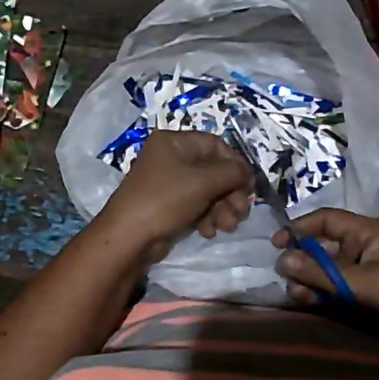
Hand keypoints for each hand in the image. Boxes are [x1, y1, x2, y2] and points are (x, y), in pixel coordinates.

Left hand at [96, 131, 253, 258]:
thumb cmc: (165, 199)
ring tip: (225, 225)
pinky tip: (208, 231)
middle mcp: (170, 158)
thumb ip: (232, 172)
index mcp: (173, 142)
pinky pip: (197, 206)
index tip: (248, 186)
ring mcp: (169, 183)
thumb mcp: (203, 181)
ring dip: (222, 208)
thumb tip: (247, 173)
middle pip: (214, 170)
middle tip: (240, 212)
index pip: (216, 145)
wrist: (129, 237)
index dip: (235, 164)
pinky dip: (207, 217)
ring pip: (208, 190)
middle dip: (230, 192)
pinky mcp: (169, 205)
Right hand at [274, 209, 378, 371]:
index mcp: (372, 232)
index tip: (276, 245)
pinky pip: (334, 283)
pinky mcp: (364, 288)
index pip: (327, 219)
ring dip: (308, 279)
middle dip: (302, 260)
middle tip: (287, 278)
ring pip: (325, 266)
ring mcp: (365, 267)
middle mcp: (366, 245)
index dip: (299, 229)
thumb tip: (281, 259)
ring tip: (298, 295)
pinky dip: (319, 291)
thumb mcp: (361, 285)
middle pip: (323, 243)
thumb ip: (320, 273)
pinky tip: (308, 301)